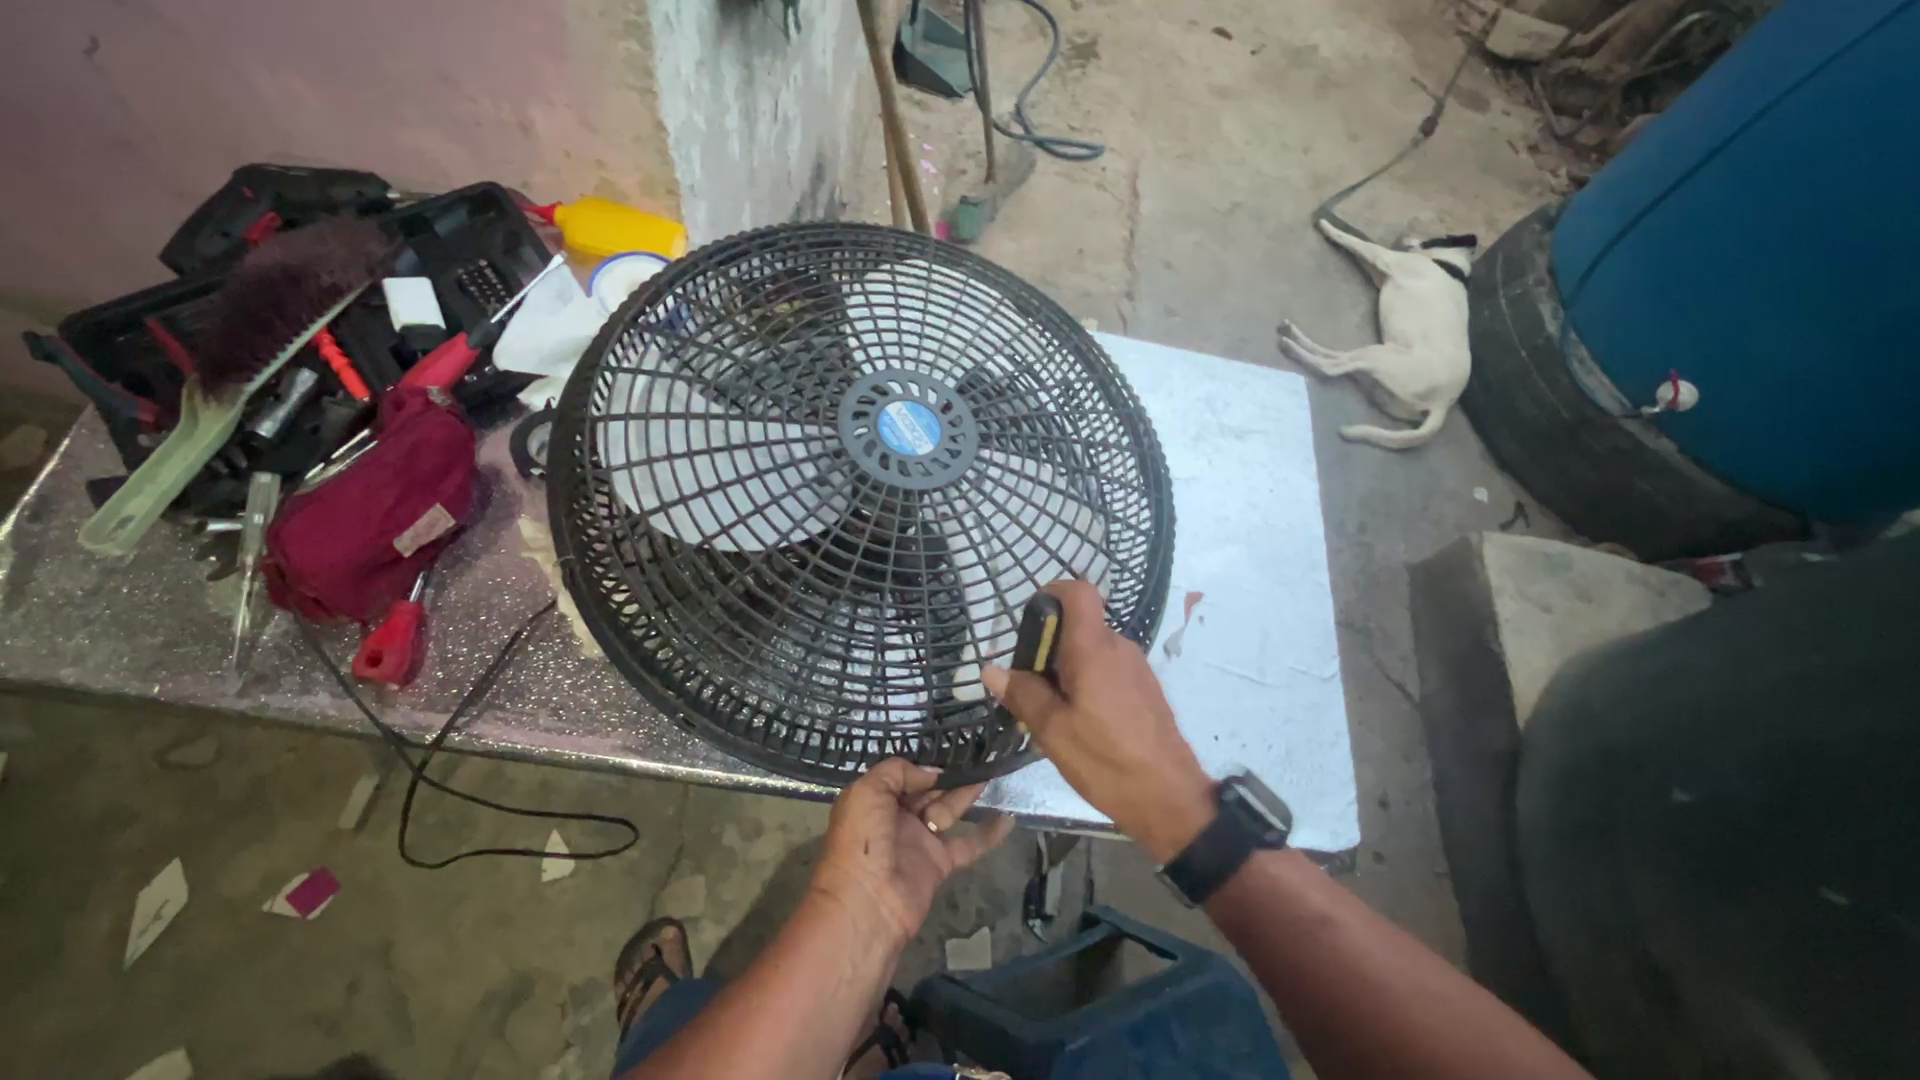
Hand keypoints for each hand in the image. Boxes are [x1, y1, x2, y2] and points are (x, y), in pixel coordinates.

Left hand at [810, 758, 1014, 947]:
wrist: (866, 904)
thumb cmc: (861, 841)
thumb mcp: (867, 792)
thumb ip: (898, 772)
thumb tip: (931, 774)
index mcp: (874, 800)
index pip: (903, 775)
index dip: (924, 764)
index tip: (950, 749)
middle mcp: (896, 818)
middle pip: (928, 790)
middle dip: (950, 774)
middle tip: (979, 754)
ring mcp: (919, 841)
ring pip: (949, 810)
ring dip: (969, 793)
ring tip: (994, 772)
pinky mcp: (940, 863)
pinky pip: (968, 843)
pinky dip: (988, 833)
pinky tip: (1008, 818)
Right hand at [982, 580, 1215, 861]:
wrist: (1171, 800)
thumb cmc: (1107, 762)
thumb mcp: (1053, 732)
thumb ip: (1023, 694)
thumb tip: (992, 669)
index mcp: (1095, 650)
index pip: (1079, 592)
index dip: (1052, 593)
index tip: (1029, 624)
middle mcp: (1120, 648)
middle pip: (1079, 626)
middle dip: (1048, 648)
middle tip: (1028, 688)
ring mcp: (1137, 668)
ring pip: (1092, 651)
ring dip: (1066, 670)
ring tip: (1051, 713)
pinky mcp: (1145, 690)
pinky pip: (1108, 670)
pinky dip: (1086, 683)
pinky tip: (1079, 723)